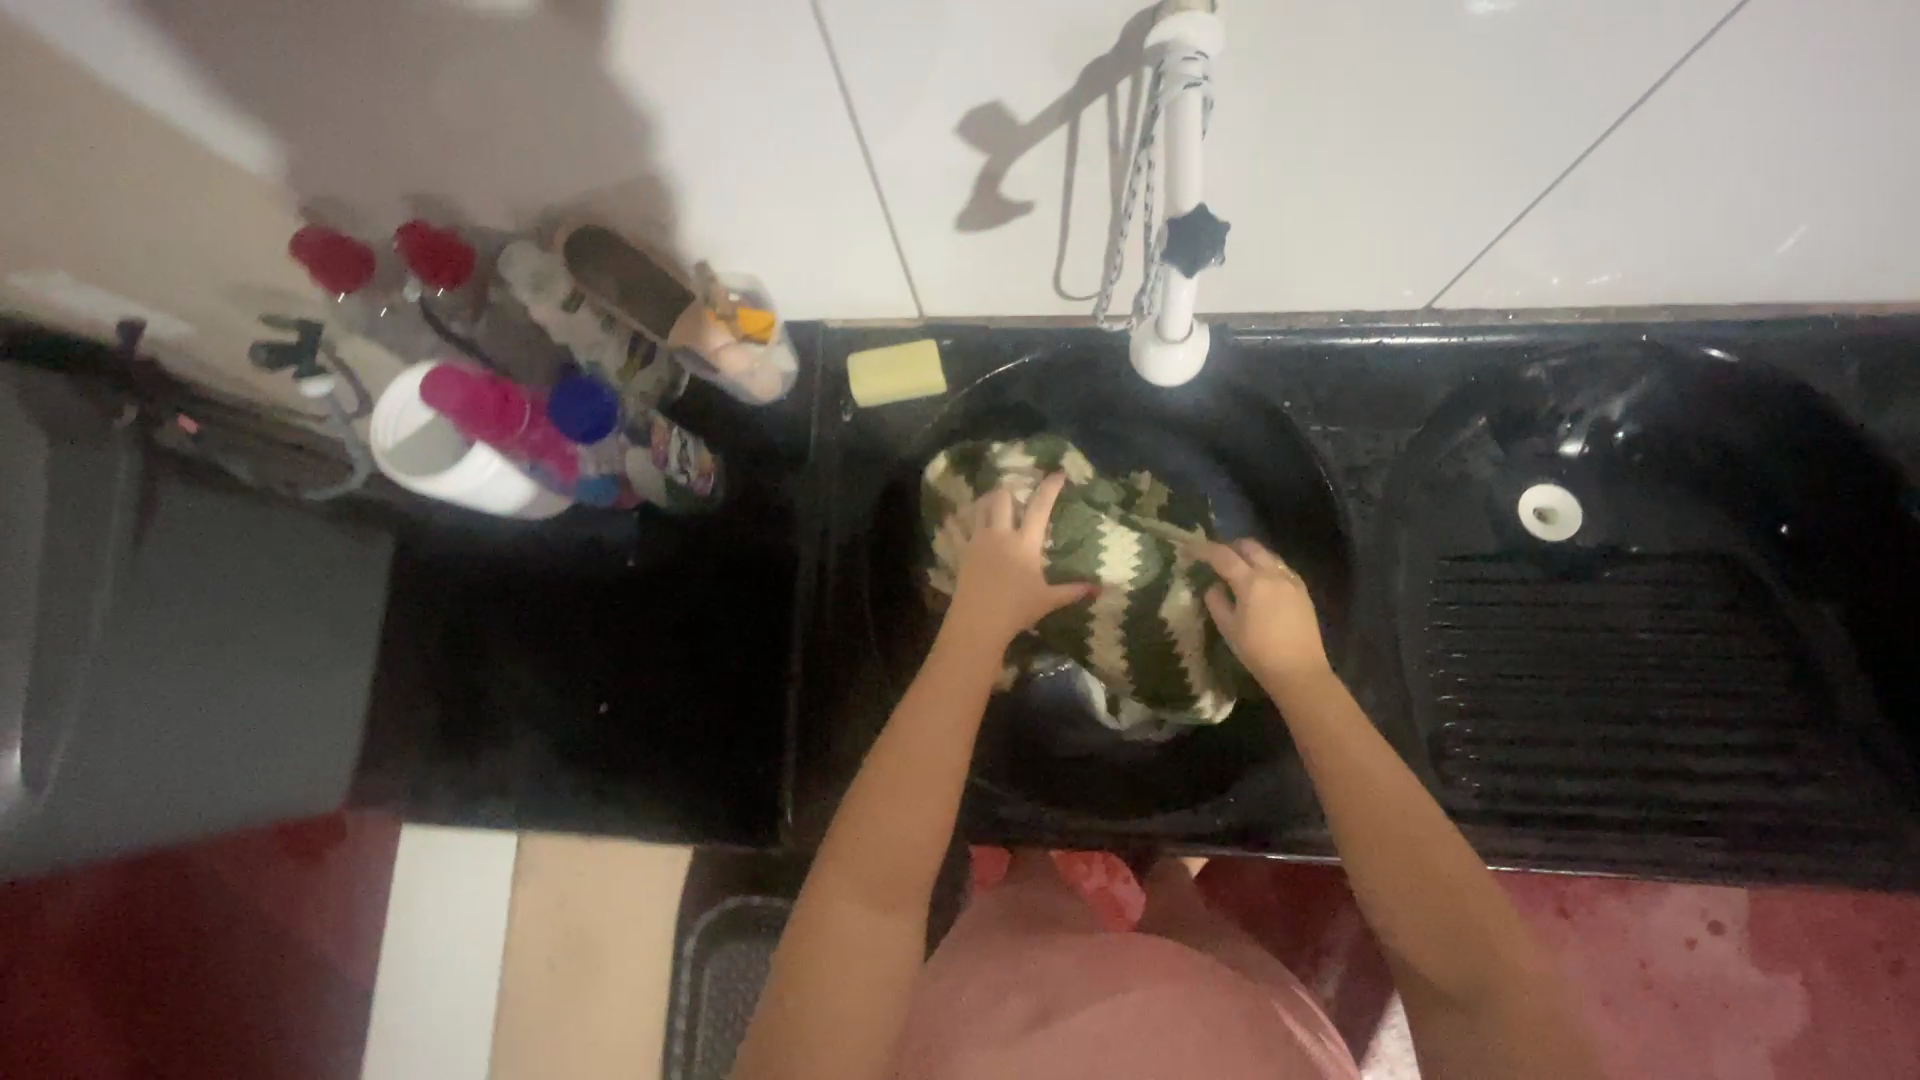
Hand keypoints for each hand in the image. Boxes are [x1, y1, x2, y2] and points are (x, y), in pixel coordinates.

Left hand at [945, 472, 1096, 649]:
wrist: (978, 621)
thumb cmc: (1016, 609)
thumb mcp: (1048, 600)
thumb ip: (1072, 591)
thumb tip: (1098, 589)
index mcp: (1025, 543)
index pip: (1040, 507)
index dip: (1050, 487)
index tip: (1057, 473)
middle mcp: (1001, 535)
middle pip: (1003, 498)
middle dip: (1010, 490)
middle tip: (1016, 493)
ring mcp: (978, 541)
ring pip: (980, 508)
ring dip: (988, 500)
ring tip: (993, 501)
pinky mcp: (962, 552)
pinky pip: (957, 530)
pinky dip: (957, 522)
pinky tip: (955, 518)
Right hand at [1197, 538, 1331, 690]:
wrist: (1299, 671)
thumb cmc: (1257, 652)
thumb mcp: (1228, 628)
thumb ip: (1216, 601)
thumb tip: (1213, 586)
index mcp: (1251, 582)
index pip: (1222, 556)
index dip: (1203, 549)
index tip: (1189, 549)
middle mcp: (1273, 574)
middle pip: (1249, 546)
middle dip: (1229, 547)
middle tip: (1215, 558)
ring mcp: (1291, 580)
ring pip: (1267, 554)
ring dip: (1249, 555)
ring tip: (1237, 569)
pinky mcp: (1302, 590)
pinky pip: (1281, 567)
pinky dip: (1266, 566)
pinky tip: (1260, 582)